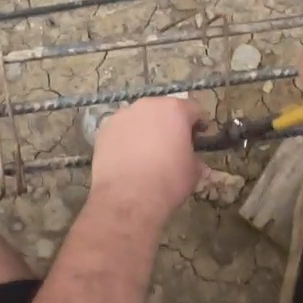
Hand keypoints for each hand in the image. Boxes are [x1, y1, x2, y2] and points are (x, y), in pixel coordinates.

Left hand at [88, 97, 205, 224]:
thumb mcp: (193, 172)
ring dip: (146, 130)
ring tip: (146, 154)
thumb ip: (196, 160)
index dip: (197, 124)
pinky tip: (128, 159)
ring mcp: (123, 115)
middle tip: (172, 146)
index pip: (192, 109)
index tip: (197, 138)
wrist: (128, 198)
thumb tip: (197, 163)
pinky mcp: (104, 129)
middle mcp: (148, 105)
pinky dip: (126, 139)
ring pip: (140, 118)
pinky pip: (121, 130)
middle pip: (163, 110)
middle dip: (169, 124)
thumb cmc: (168, 181)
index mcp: (174, 109)